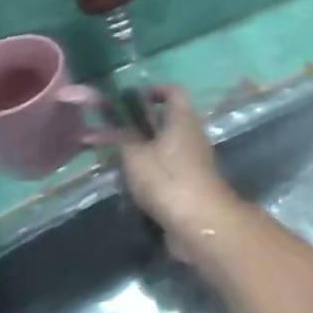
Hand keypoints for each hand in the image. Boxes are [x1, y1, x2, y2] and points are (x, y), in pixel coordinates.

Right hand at [97, 85, 247, 254]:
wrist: (200, 223)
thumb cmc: (167, 179)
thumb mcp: (136, 155)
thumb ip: (122, 137)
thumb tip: (111, 124)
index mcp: (182, 118)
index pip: (173, 91)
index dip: (153, 90)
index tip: (130, 98)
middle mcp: (191, 134)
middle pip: (165, 119)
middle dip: (138, 124)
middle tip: (111, 130)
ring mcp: (193, 160)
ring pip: (164, 145)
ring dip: (141, 149)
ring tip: (112, 157)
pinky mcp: (190, 183)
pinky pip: (167, 168)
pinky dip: (149, 170)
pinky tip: (128, 181)